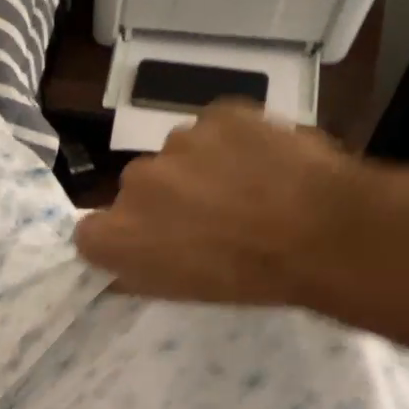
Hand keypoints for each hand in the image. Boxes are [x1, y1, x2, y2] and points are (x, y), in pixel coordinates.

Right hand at [74, 101, 361, 304]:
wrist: (317, 232)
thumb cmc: (244, 279)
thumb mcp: (180, 294)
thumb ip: (137, 274)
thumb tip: (118, 270)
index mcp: (118, 235)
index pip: (91, 233)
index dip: (118, 239)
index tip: (146, 247)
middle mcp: (135, 183)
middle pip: (136, 190)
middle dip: (161, 203)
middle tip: (204, 222)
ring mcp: (178, 143)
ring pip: (175, 157)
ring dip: (195, 171)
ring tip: (240, 192)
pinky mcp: (219, 114)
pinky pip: (213, 130)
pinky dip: (229, 145)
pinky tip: (259, 166)